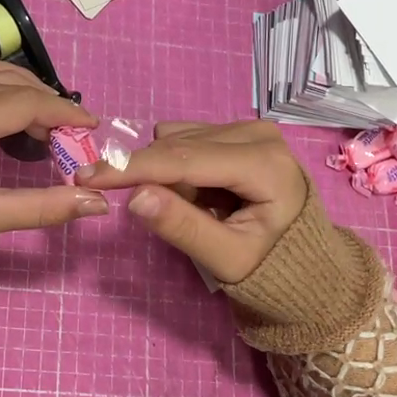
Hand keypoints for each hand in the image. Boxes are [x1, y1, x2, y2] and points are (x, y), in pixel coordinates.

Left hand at [0, 59, 108, 232]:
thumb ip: (43, 207)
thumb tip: (96, 201)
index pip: (22, 103)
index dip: (63, 113)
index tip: (92, 128)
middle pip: (11, 84)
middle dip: (49, 105)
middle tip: (74, 137)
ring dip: (28, 94)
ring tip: (51, 129)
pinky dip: (5, 92)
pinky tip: (20, 119)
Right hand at [83, 120, 309, 283]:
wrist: (309, 267)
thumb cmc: (271, 268)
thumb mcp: (228, 259)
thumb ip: (183, 227)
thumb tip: (135, 198)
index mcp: (264, 164)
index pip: (184, 159)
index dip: (132, 167)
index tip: (88, 176)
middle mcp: (257, 133)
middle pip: (178, 145)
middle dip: (147, 174)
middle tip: (129, 204)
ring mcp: (248, 128)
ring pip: (177, 139)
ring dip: (167, 173)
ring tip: (193, 208)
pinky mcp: (238, 131)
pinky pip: (187, 139)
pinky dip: (179, 166)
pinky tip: (199, 193)